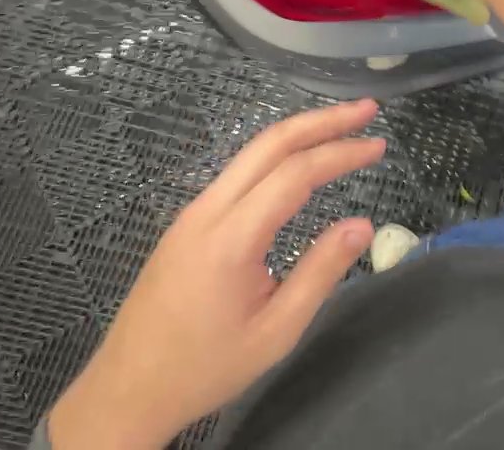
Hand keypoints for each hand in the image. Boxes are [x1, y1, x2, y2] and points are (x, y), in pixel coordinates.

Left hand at [47, 100, 383, 449]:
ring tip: (343, 126)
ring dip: (301, 132)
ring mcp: (193, 212)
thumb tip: (363, 225)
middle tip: (367, 109)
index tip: (379, 145)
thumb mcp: (275, 333)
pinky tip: (300, 160)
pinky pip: (239, 172)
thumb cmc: (204, 368)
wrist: (124, 393)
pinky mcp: (189, 221)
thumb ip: (320, 273)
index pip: (294, 173)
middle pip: (270, 143)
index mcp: (230, 238)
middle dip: (323, 120)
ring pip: (252, 152)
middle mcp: (208, 211)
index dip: (341, 153)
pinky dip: (279, 153)